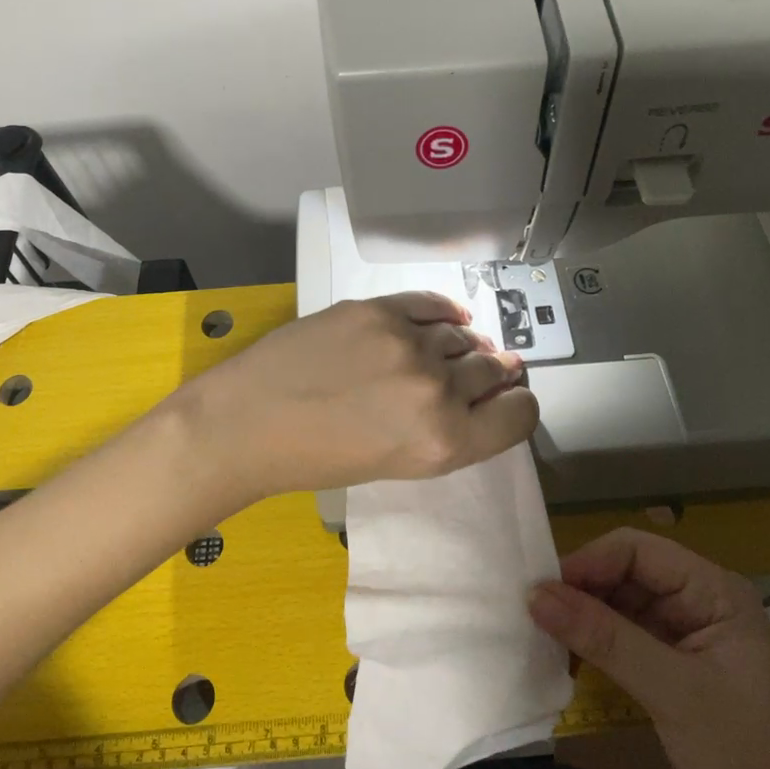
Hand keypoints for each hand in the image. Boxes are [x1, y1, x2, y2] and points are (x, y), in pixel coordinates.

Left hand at [169, 291, 536, 498]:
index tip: (508, 400)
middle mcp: (437, 391)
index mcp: (445, 443)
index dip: (518, 406)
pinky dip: (446, 311)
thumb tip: (477, 394)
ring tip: (457, 350)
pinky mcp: (377, 309)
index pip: (519, 416)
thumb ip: (445, 431)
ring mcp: (407, 343)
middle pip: (492, 370)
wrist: (250, 422)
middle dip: (495, 372)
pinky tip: (451, 318)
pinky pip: (431, 304)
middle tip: (488, 370)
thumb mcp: (397, 464)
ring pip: (463, 335)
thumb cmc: (317, 459)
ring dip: (468, 344)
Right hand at [529, 528, 769, 768]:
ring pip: (620, 606)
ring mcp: (688, 636)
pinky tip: (567, 659)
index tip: (542, 590)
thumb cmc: (745, 750)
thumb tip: (535, 594)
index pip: (639, 551)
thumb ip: (607, 640)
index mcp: (715, 590)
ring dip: (583, 619)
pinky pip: (624, 640)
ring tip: (541, 636)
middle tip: (533, 615)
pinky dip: (595, 646)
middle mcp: (700, 601)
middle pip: (626, 574)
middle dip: (581, 590)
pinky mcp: (675, 669)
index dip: (590, 562)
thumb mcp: (675, 693)